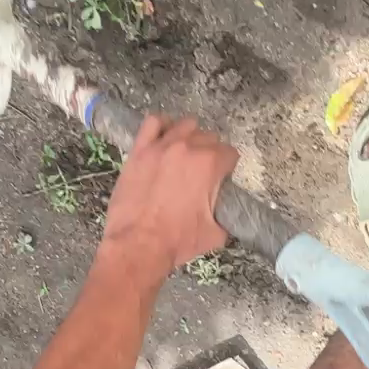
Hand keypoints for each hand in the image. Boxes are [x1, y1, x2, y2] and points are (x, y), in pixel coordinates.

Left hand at [100, 116, 235, 279]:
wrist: (138, 245)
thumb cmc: (176, 241)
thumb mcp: (215, 234)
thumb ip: (226, 215)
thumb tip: (225, 212)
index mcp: (209, 165)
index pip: (230, 154)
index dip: (228, 168)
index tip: (221, 179)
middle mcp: (187, 148)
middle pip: (208, 138)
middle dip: (210, 155)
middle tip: (202, 174)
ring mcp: (161, 147)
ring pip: (184, 125)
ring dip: (190, 137)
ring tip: (185, 154)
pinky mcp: (140, 151)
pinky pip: (153, 123)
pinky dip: (162, 126)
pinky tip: (164, 137)